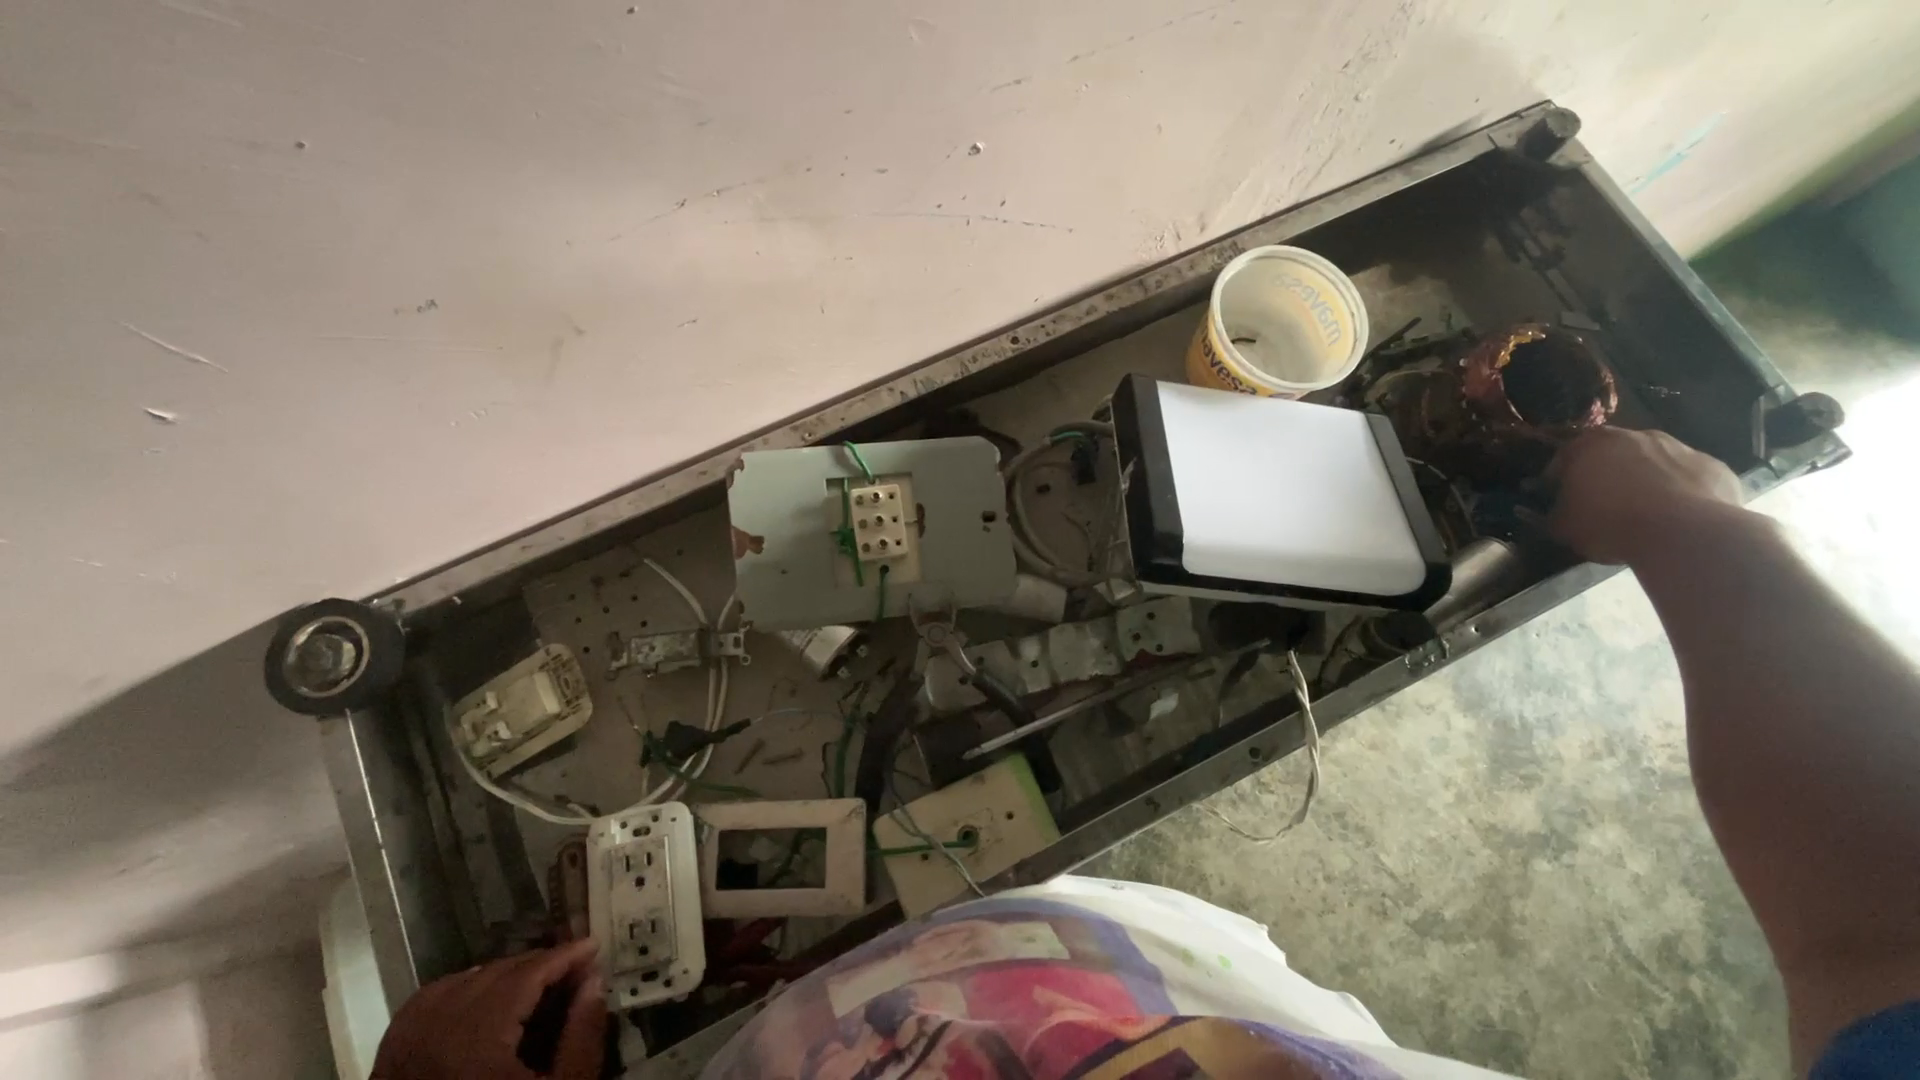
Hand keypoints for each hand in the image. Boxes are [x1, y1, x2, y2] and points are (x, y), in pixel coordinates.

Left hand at [372, 939, 606, 1079]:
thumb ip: (582, 1036)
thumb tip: (592, 981)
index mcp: (476, 1041)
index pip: (526, 975)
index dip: (563, 956)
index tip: (593, 945)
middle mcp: (434, 1034)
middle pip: (493, 975)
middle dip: (536, 965)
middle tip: (572, 967)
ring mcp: (403, 1050)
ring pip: (456, 985)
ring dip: (498, 976)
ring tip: (533, 982)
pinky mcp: (387, 1067)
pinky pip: (422, 1007)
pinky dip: (456, 992)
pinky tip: (479, 1000)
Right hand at [1548, 427, 1746, 564]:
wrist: (1685, 533)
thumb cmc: (1609, 523)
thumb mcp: (1561, 526)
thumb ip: (1549, 513)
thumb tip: (1544, 511)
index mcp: (1589, 444)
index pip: (1563, 459)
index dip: (1557, 482)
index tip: (1557, 502)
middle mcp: (1635, 436)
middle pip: (1612, 455)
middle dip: (1604, 476)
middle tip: (1600, 506)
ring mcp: (1680, 448)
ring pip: (1653, 463)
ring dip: (1644, 482)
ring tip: (1641, 514)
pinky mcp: (1714, 467)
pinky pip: (1687, 479)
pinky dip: (1679, 493)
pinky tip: (1675, 518)